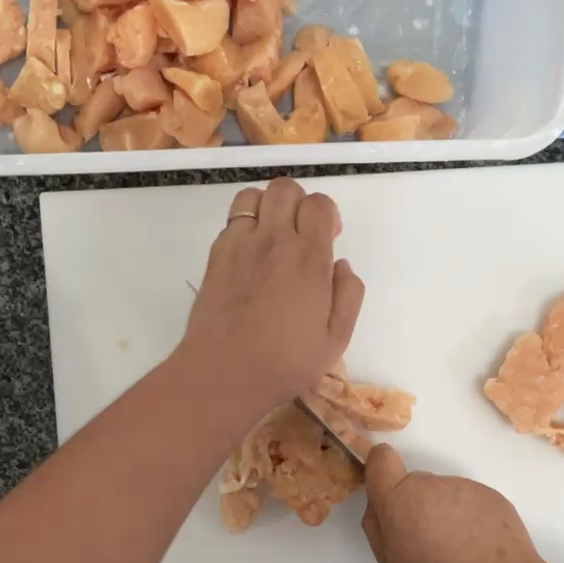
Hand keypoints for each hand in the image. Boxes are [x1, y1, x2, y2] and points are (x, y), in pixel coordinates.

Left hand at [173, 178, 365, 412]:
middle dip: (299, 203)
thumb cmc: (285, 363)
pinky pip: (231, 223)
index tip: (328, 239)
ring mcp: (239, 246)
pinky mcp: (215, 258)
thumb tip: (341, 265)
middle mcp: (274, 240)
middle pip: (285, 189)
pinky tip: (249, 258)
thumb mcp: (335, 339)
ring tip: (272, 237)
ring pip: (252, 197)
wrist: (224, 373)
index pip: (319, 204)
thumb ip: (348, 295)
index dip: (327, 216)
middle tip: (301, 235)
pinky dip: (243, 229)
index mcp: (308, 257)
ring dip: (267, 208)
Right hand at [361, 445, 559, 562]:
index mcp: (398, 499)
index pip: (382, 459)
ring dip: (445, 513)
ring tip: (457, 549)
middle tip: (428, 542)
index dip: (382, 471)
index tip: (389, 495)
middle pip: (414, 484)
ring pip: (444, 494)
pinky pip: (469, 501)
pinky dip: (469, 518)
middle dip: (416, 505)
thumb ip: (377, 526)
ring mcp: (464, 487)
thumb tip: (380, 505)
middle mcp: (430, 484)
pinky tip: (477, 546)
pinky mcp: (491, 494)